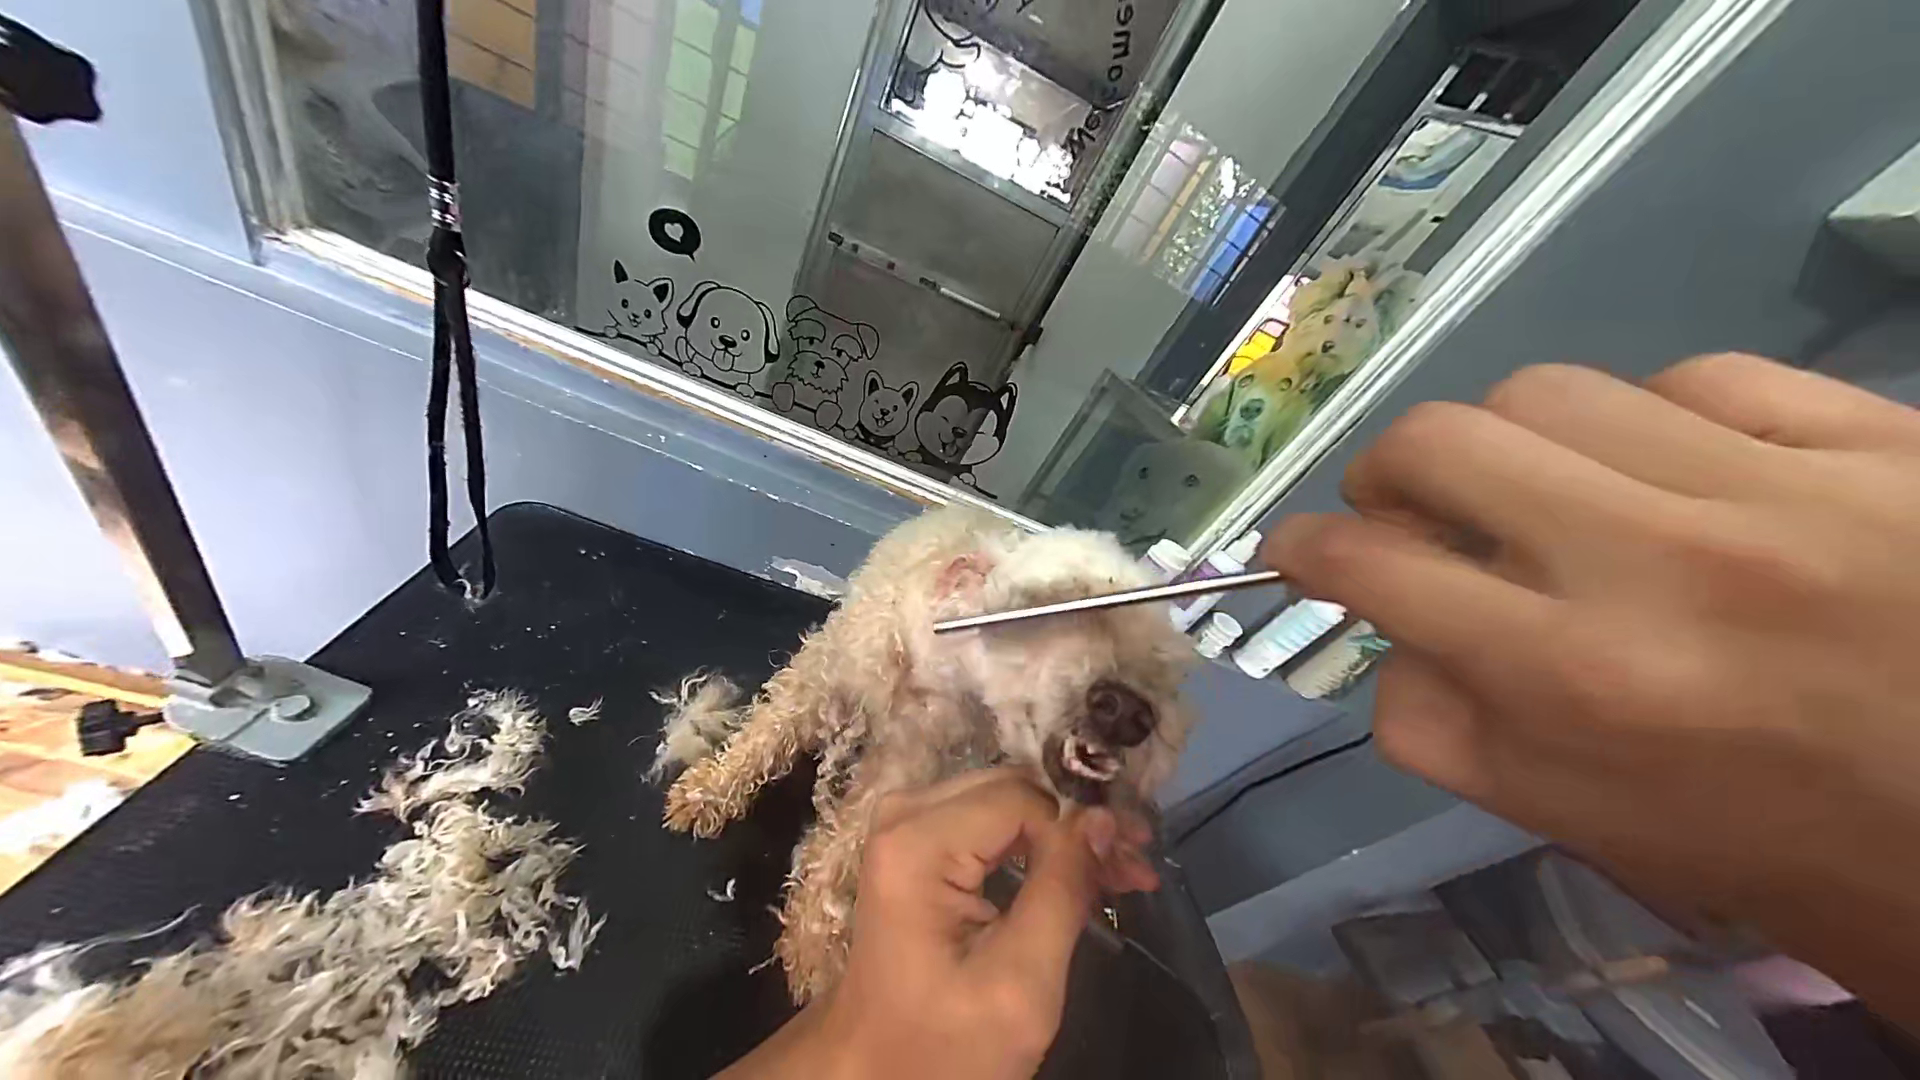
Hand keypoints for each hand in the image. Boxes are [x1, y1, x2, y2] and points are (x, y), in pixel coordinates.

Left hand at [719, 770, 1158, 1079]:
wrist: (877, 1070)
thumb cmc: (946, 1046)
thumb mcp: (1021, 981)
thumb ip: (1063, 888)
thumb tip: (1103, 814)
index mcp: (917, 841)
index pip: (1022, 799)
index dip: (1078, 829)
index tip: (1131, 862)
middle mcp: (905, 810)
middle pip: (1015, 789)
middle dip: (1080, 824)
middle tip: (1135, 863)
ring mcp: (906, 819)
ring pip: (1009, 800)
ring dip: (1065, 834)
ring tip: (1121, 872)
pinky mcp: (916, 836)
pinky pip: (990, 819)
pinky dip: (1036, 844)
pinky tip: (1080, 874)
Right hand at [1261, 355, 1919, 1028]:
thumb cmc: (1763, 839)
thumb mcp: (1548, 807)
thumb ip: (1422, 713)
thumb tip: (1383, 623)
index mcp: (1567, 672)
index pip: (1368, 564)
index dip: (1299, 546)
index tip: (1291, 549)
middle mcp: (1657, 564)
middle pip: (1439, 438)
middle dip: (1384, 471)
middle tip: (1404, 508)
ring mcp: (1783, 489)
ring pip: (1549, 391)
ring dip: (1505, 445)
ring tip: (1537, 494)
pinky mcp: (1897, 443)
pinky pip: (1698, 378)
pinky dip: (1642, 422)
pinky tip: (1665, 477)